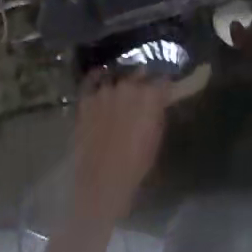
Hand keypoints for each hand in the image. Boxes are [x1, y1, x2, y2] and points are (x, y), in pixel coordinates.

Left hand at [70, 72, 171, 226]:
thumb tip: (158, 100)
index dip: (164, 83)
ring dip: (121, 82)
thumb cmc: (138, 160)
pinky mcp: (86, 99)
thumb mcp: (157, 135)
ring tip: (122, 90)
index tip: (164, 88)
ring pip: (116, 77)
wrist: (104, 176)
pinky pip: (92, 80)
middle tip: (144, 91)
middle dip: (143, 81)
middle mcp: (128, 86)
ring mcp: (105, 91)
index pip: (162, 78)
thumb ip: (157, 111)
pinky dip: (97, 77)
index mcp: (151, 95)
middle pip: (139, 75)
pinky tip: (101, 77)